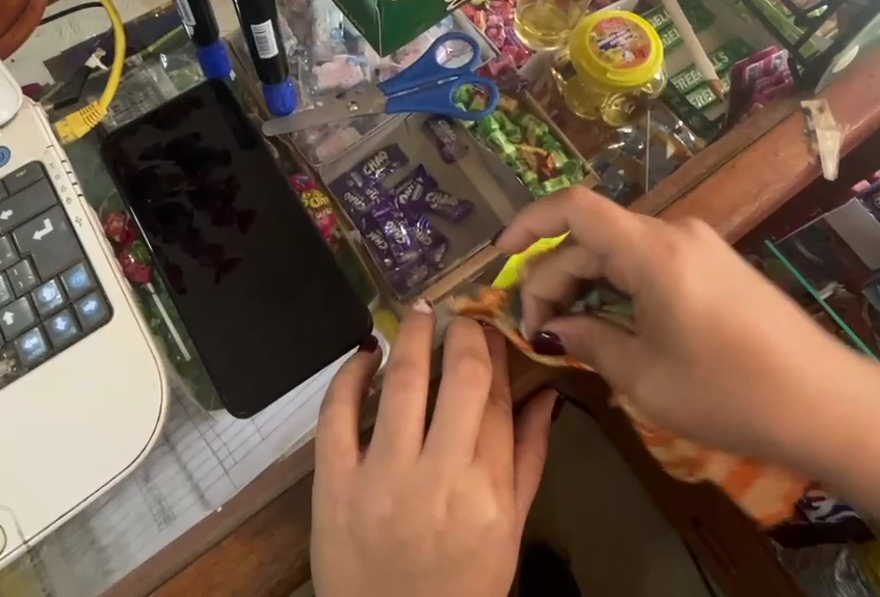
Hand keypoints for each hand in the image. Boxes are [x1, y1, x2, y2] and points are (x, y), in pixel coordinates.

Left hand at [312, 305, 559, 596]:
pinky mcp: (334, 484)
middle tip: (457, 310)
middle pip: (457, 378)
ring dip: (410, 336)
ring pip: (400, 383)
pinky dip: (349, 373)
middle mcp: (438, 479)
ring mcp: (380, 479)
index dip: (494, 350)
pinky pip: (336, 413)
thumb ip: (528, 459)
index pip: (495, 398)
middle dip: (460, 331)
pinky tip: (365, 353)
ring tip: (417, 311)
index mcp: (487, 493)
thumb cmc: (462, 586)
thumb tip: (545, 394)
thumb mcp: (509, 532)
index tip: (488, 324)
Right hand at [496, 187, 869, 469]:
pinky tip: (609, 323)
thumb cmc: (732, 393)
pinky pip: (646, 259)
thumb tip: (552, 328)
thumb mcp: (647, 378)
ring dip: (584, 281)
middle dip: (554, 277)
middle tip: (538, 330)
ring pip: (616, 248)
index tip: (500, 257)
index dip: (529, 222)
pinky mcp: (712, 263)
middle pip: (590, 236)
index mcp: (653, 251)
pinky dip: (615, 284)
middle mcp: (673, 232)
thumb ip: (589, 341)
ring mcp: (697, 244)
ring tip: (568, 330)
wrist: (831, 405)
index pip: (574, 208)